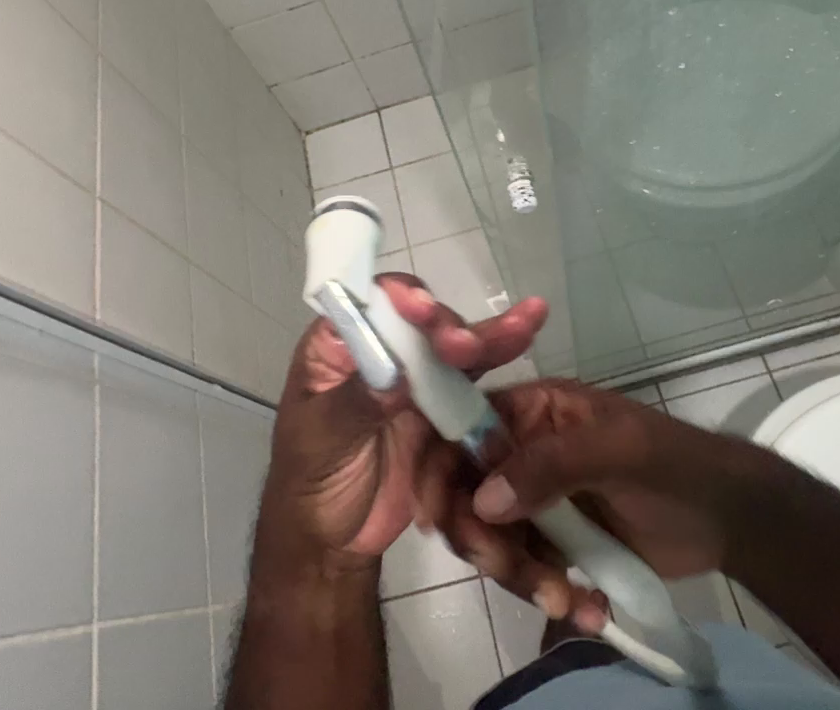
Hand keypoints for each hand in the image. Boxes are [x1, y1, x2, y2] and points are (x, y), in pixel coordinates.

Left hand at [259, 275, 547, 565]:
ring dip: (487, 334)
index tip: (422, 309)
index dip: (398, 299)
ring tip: (527, 321)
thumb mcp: (322, 440)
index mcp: (338, 346)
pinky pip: (472, 379)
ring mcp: (414, 377)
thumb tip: (397, 372)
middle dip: (446, 327)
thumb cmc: (310, 481)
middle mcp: (379, 350)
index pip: (369, 305)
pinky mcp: (443, 406)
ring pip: (452, 345)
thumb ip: (356, 403)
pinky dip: (500, 357)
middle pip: (419, 321)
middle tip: (466, 347)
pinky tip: (530, 330)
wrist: (333, 541)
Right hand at [414, 379, 755, 630]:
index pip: (462, 425)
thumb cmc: (674, 464)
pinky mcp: (550, 541)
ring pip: (486, 535)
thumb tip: (481, 499)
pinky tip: (586, 607)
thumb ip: (552, 464)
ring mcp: (533, 497)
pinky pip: (521, 567)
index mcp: (532, 410)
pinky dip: (543, 591)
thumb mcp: (619, 450)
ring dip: (514, 573)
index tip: (435, 512)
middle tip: (506, 567)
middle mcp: (521, 449)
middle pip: (464, 488)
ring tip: (563, 598)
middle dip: (477, 534)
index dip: (437, 463)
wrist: (726, 518)